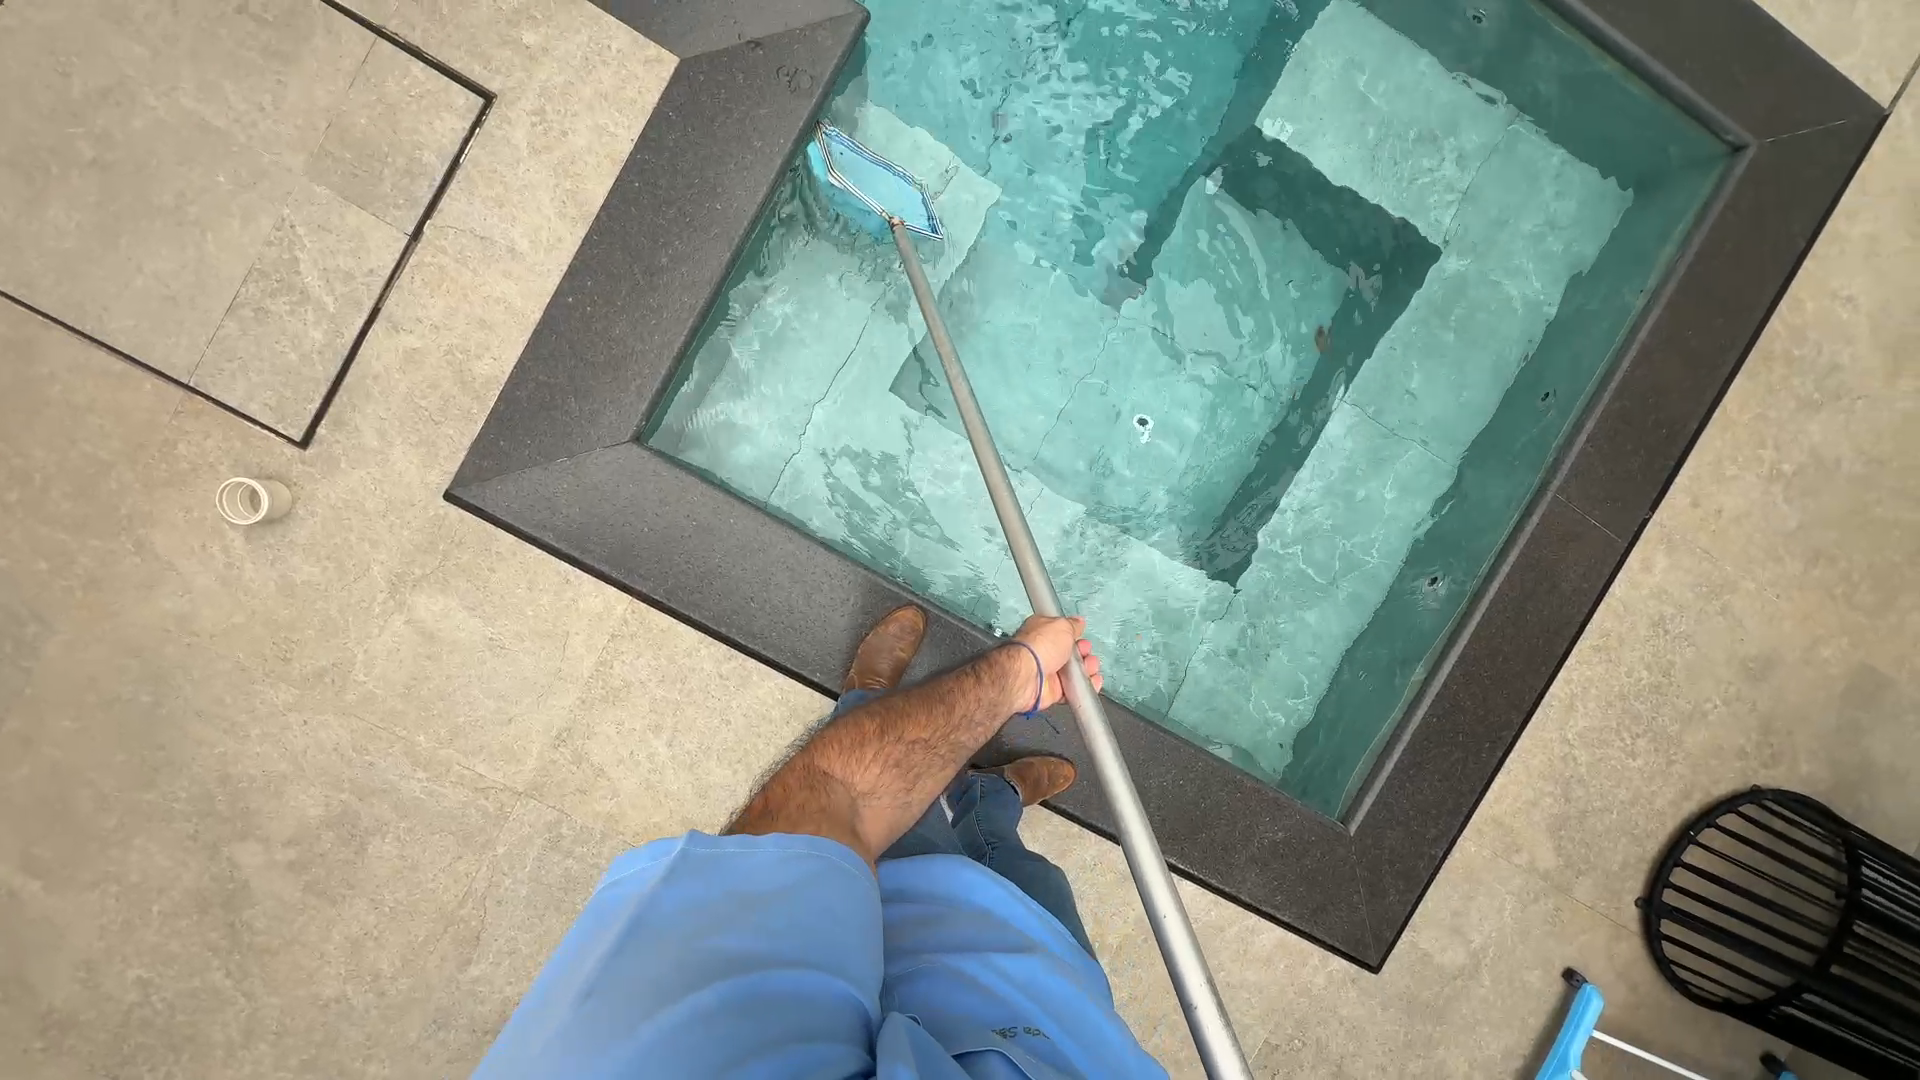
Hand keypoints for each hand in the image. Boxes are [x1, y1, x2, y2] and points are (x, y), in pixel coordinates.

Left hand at [1010, 615, 1100, 711]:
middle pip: (1070, 654)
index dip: (1074, 635)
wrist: (1026, 676)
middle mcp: (1044, 652)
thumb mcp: (1062, 626)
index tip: (1082, 637)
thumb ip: (1072, 624)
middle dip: (1083, 653)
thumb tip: (1078, 622)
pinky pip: (1072, 690)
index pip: (1061, 632)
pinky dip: (1084, 687)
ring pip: (1074, 673)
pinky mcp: (1052, 690)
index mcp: (1042, 632)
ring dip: (1086, 670)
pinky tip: (1090, 682)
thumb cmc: (1036, 648)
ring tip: (1090, 667)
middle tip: (1086, 653)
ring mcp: (1048, 672)